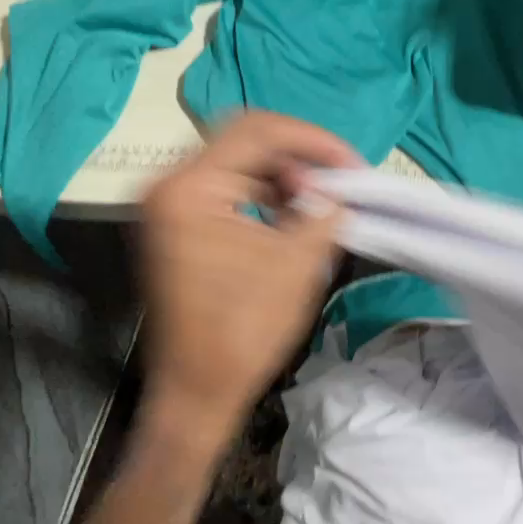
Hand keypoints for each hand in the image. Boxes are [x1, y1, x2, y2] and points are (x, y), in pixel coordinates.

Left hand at [136, 113, 360, 448]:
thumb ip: (322, 211)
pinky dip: (266, 193)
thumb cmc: (243, 333)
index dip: (313, 141)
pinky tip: (296, 213)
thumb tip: (335, 188)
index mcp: (187, 188)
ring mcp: (169, 204)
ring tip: (324, 199)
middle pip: (245, 140)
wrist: (199, 392)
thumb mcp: (296, 264)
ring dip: (285, 174)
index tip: (353, 165)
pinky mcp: (179, 224)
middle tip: (341, 180)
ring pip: (239, 162)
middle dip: (300, 156)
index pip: (257, 131)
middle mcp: (169, 185)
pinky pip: (228, 187)